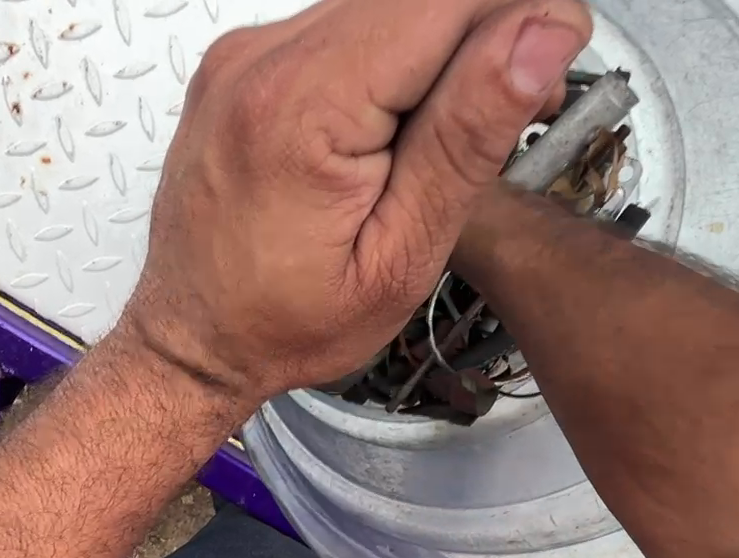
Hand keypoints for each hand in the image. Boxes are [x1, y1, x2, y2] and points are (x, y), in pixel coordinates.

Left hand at [117, 0, 590, 409]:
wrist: (193, 344)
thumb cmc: (285, 327)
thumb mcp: (396, 260)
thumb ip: (464, 140)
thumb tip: (541, 32)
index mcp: (300, 108)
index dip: (521, 15)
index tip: (545, 76)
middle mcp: (259, 61)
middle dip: (480, 38)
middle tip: (498, 120)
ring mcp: (240, 59)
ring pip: (378, 10)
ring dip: (429, 57)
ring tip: (427, 149)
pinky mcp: (237, 70)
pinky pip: (334, 35)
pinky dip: (380, 69)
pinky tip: (379, 137)